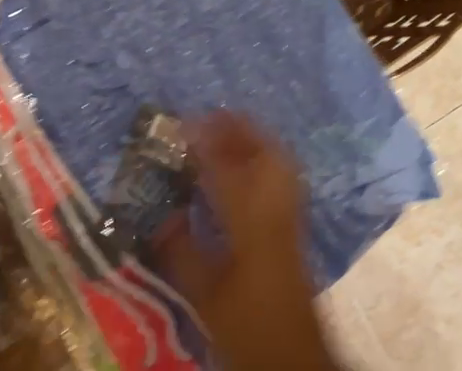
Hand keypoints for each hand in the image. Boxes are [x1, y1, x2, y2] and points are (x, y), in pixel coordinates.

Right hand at [155, 112, 340, 370]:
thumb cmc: (246, 326)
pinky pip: (284, 178)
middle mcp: (277, 213)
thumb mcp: (204, 293)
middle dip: (239, 129)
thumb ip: (182, 250)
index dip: (206, 142)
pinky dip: (266, 160)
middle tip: (210, 115)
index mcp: (251, 225)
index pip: (227, 169)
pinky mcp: (298, 228)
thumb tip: (163, 213)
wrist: (295, 356)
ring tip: (229, 129)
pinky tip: (249, 164)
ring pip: (280, 163)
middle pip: (265, 156)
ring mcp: (293, 218)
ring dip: (255, 141)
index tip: (184, 123)